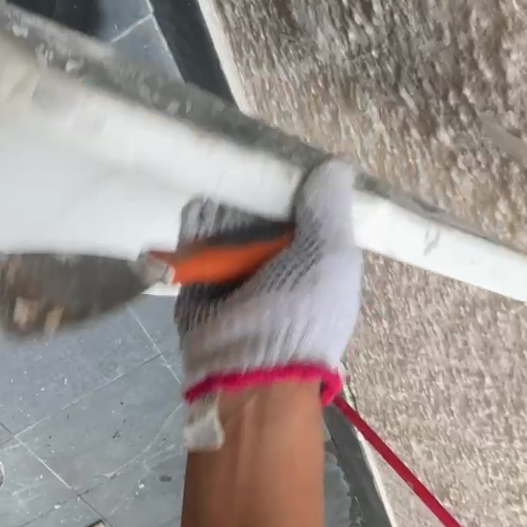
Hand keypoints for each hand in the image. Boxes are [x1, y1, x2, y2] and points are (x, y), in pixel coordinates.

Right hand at [174, 160, 360, 446]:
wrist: (249, 366)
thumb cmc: (300, 311)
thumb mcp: (330, 257)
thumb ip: (327, 211)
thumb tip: (334, 165)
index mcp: (313, 265)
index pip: (302, 218)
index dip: (292, 191)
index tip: (279, 161)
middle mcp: (273, 270)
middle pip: (258, 221)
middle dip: (249, 196)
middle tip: (240, 160)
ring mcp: (233, 279)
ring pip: (223, 231)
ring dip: (218, 206)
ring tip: (212, 171)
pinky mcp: (196, 287)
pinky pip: (192, 249)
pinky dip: (192, 227)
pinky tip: (195, 201)